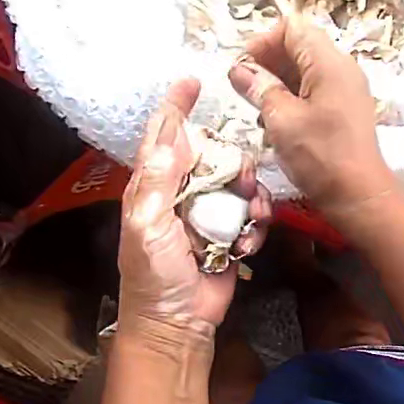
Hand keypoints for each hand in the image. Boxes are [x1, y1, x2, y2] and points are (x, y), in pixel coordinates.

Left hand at [117, 79, 269, 333]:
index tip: (191, 81)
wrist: (179, 321)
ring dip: (251, 198)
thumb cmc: (154, 275)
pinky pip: (252, 217)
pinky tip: (247, 245)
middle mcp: (182, 194)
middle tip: (242, 177)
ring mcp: (209, 215)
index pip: (164, 138)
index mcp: (154, 187)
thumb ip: (159, 181)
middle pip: (214, 158)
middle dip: (233, 162)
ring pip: (239, 186)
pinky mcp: (231, 235)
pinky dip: (255, 228)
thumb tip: (173, 134)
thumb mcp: (148, 226)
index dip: (176, 108)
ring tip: (253, 216)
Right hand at [231, 19, 397, 224]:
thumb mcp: (281, 119)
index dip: (263, 41)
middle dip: (268, 63)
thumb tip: (240, 70)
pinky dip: (294, 99)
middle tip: (245, 88)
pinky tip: (277, 122)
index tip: (243, 66)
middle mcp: (343, 69)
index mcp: (330, 62)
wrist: (360, 195)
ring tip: (258, 109)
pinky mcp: (348, 112)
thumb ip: (259, 88)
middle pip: (300, 47)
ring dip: (278, 83)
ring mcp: (348, 91)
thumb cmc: (321, 156)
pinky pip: (317, 92)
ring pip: (306, 72)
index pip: (292, 27)